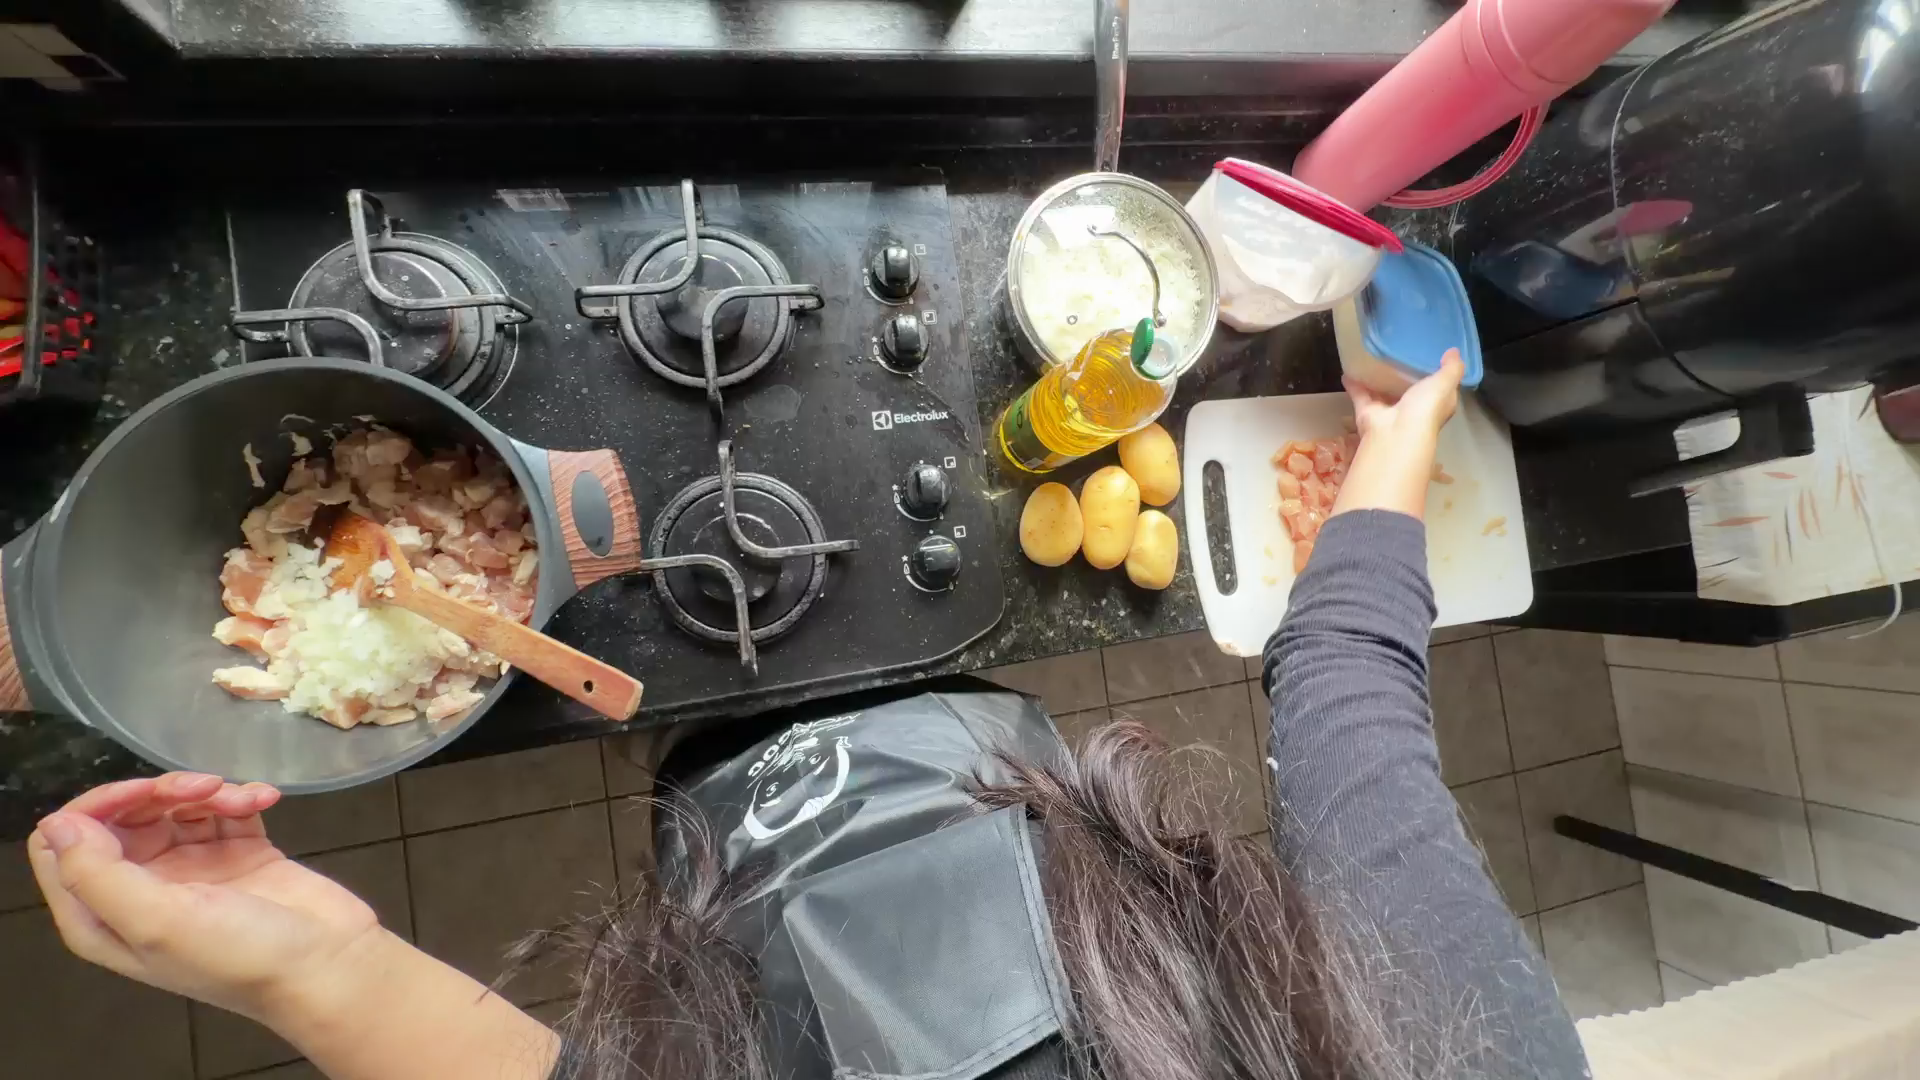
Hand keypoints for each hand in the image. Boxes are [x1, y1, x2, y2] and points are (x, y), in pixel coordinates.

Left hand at [27, 772, 382, 1022]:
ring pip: (183, 809)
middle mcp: (143, 886)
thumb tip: (59, 823)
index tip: (147, 793)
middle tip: (208, 787)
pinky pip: (233, 811)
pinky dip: (247, 797)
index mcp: (103, 911)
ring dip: (214, 793)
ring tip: (251, 799)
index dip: (97, 810)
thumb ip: (100, 875)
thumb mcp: (157, 922)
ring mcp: (198, 869)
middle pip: (129, 819)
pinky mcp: (245, 853)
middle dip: (165, 793)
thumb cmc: (235, 952)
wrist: (321, 958)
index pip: (67, 845)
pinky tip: (269, 799)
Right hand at [1344, 347, 1464, 445]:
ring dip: (1377, 379)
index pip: (1438, 387)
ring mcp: (1388, 410)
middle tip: (1400, 351)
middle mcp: (1411, 408)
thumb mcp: (1445, 383)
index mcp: (1434, 403)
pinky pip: (1360, 394)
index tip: (1431, 354)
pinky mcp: (1368, 411)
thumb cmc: (1426, 408)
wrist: (1396, 431)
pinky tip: (1347, 371)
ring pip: (1382, 391)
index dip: (1437, 373)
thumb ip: (1451, 368)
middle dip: (1405, 375)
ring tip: (1373, 359)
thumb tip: (1453, 351)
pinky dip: (1354, 384)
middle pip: (1408, 389)